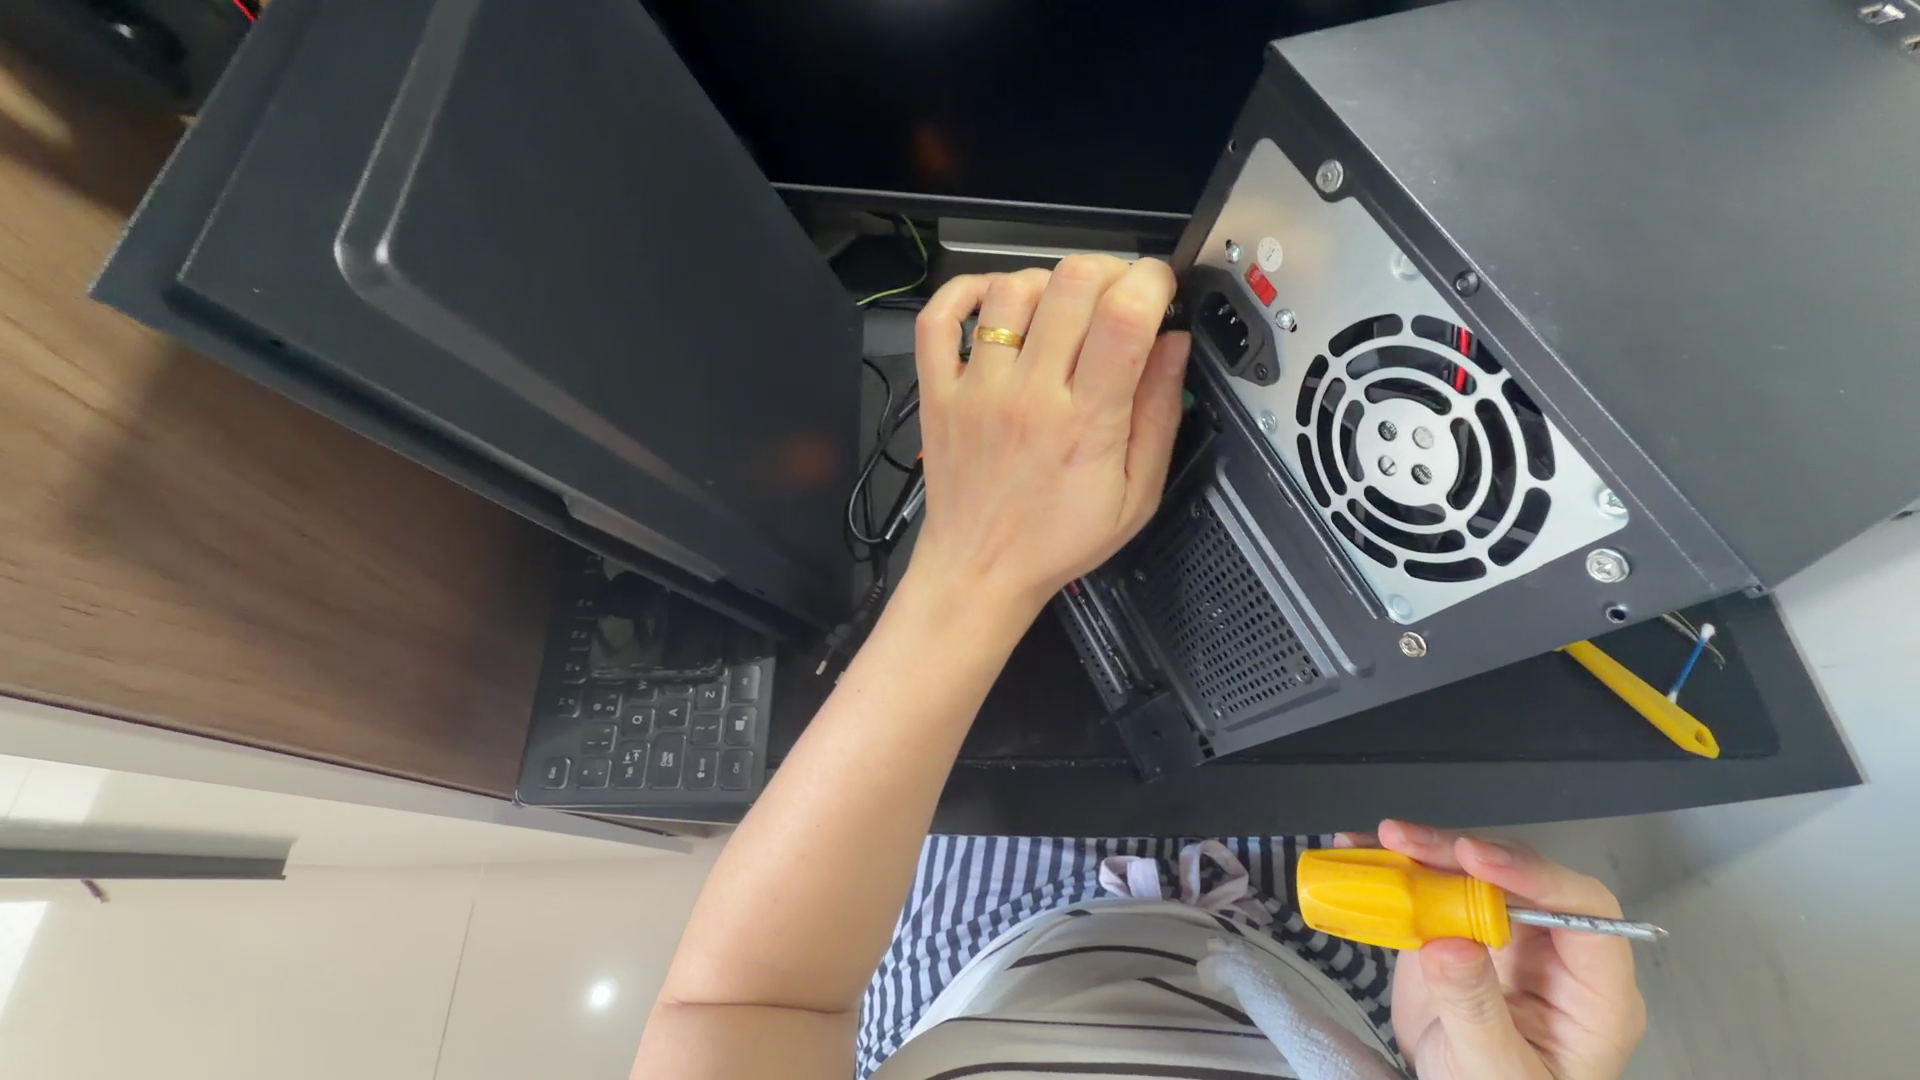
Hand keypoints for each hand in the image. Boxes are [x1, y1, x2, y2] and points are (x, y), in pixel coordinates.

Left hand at [906, 257, 1190, 614]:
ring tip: (1061, 310)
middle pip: (1071, 284)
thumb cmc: (1056, 541)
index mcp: (1085, 422)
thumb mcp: (1135, 495)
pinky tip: (995, 300)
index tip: (1160, 290)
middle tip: (1117, 298)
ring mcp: (976, 390)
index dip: (1152, 282)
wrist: (980, 570)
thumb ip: (1159, 416)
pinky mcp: (938, 392)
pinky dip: (965, 291)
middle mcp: (1028, 396)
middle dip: (1109, 272)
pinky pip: (938, 319)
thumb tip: (1175, 346)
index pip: (1124, 316)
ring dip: (1047, 282)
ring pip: (1010, 288)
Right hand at [1335, 820, 1646, 1079]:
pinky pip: (1427, 884)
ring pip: (1469, 871)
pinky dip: (1392, 864)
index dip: (1535, 876)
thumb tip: (1448, 941)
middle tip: (1401, 840)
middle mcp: (1551, 951)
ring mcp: (1499, 935)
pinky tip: (1359, 849)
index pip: (1585, 913)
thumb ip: (1476, 1011)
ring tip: (1376, 840)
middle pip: (1516, 878)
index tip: (1473, 858)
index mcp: (1592, 991)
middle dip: (1458, 851)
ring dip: (1420, 848)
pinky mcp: (1452, 927)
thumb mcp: (1495, 1072)